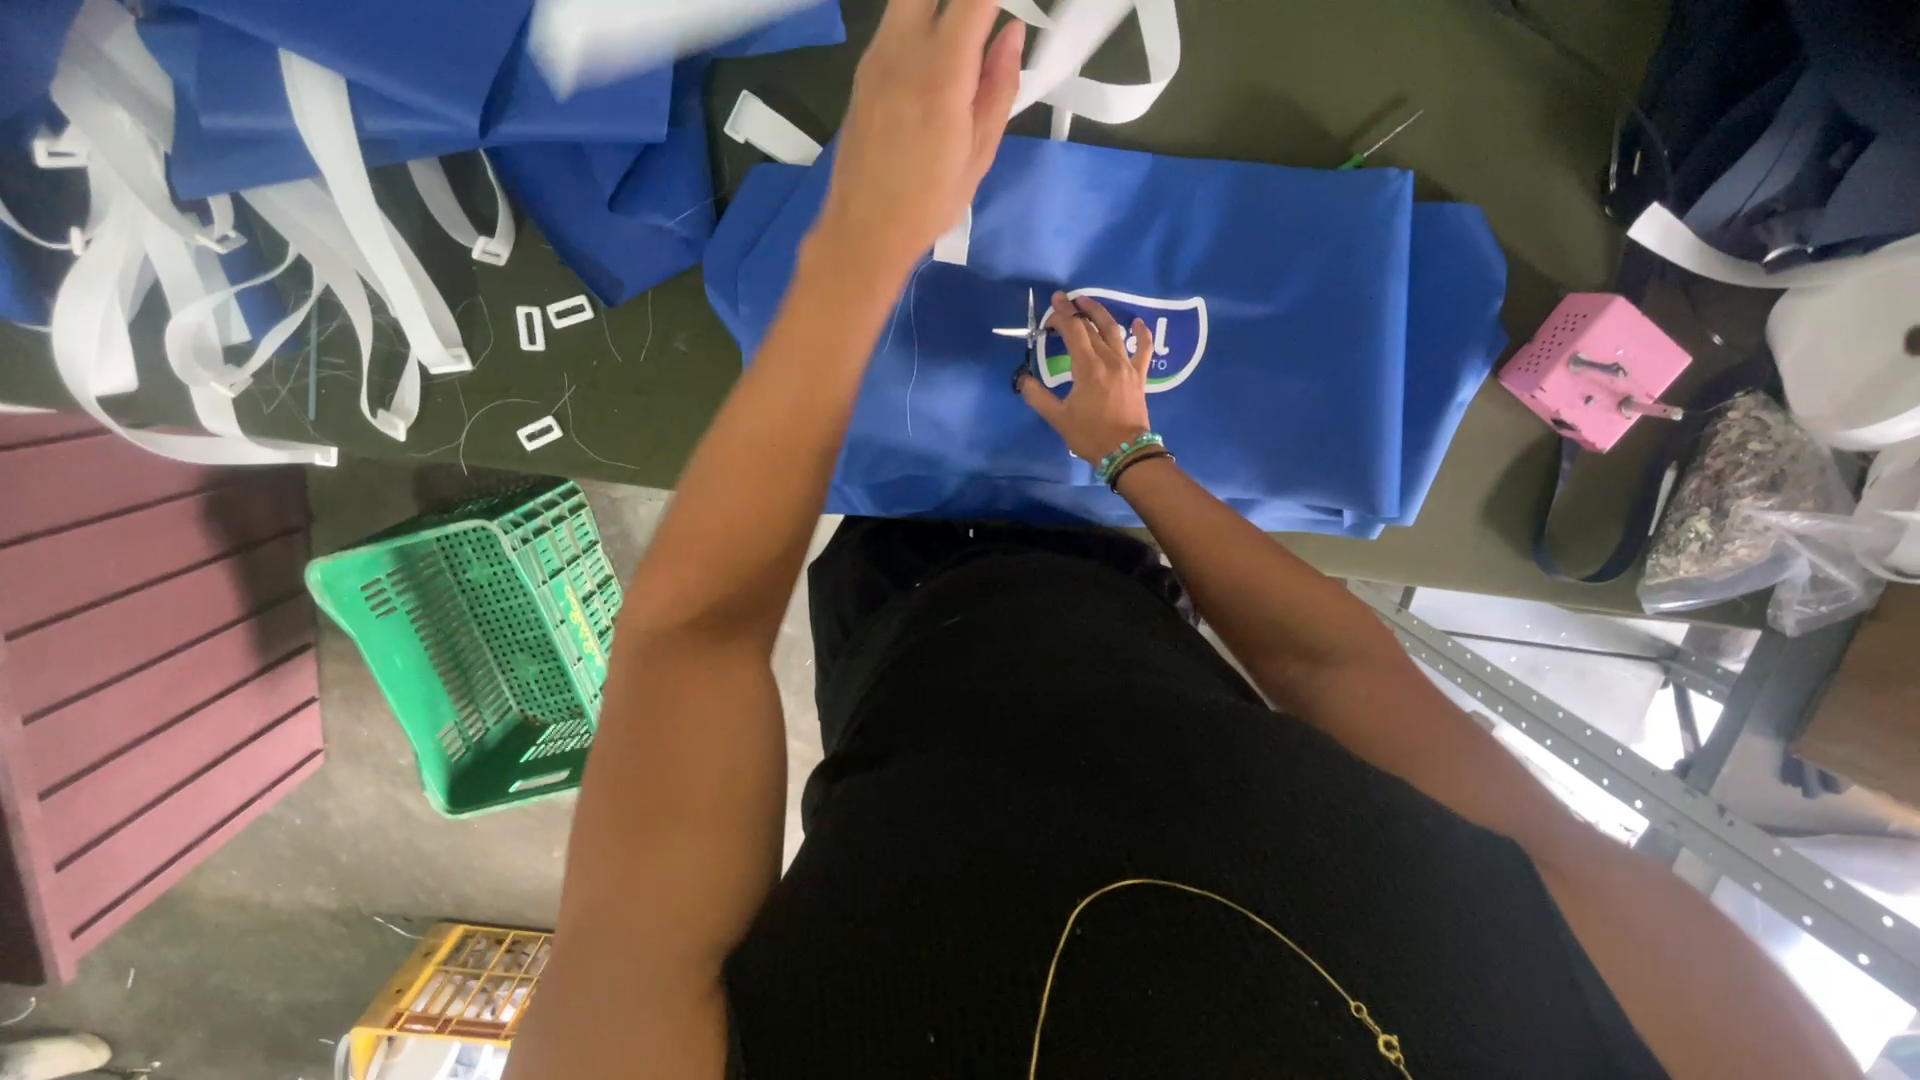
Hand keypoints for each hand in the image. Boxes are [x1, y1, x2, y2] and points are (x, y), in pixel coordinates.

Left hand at [813, 0, 1024, 275]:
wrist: (865, 230)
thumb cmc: (929, 203)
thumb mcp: (979, 153)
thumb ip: (999, 87)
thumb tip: (1012, 34)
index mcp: (942, 73)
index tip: (1009, 9)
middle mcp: (903, 51)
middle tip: (982, 17)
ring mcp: (876, 59)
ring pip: (906, 1)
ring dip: (938, 8)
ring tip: (965, 37)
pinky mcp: (862, 73)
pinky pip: (893, 25)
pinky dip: (918, 23)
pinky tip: (935, 58)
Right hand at [1018, 292, 1156, 463]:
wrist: (1125, 452)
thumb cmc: (1090, 435)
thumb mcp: (1058, 418)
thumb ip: (1037, 396)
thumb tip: (1023, 380)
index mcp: (1087, 367)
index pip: (1073, 330)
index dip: (1060, 316)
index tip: (1050, 309)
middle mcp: (1108, 359)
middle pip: (1091, 327)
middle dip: (1075, 311)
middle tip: (1062, 302)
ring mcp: (1127, 365)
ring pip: (1115, 331)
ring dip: (1101, 313)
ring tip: (1088, 302)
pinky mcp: (1139, 375)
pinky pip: (1143, 348)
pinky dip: (1142, 333)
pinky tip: (1137, 321)